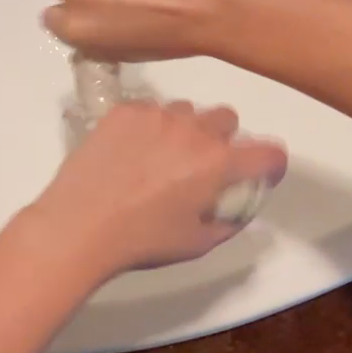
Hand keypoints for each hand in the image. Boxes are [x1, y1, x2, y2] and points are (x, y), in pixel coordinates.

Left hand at [23, 100, 287, 278]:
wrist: (80, 224)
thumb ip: (227, 221)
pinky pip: (150, 109)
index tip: (259, 173)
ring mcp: (158, 115)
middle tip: (200, 165)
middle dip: (223, 139)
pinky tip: (130, 150)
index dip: (270, 164)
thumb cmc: (143, 240)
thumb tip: (234, 206)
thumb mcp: (197, 243)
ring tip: (160, 157)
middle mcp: (194, 130)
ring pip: (187, 110)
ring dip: (185, 129)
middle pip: (227, 119)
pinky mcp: (125, 110)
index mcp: (219, 164)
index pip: (269, 152)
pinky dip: (149, 125)